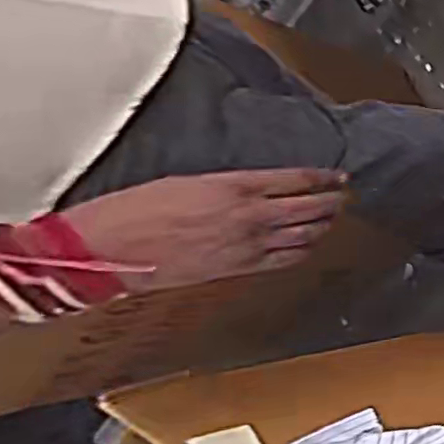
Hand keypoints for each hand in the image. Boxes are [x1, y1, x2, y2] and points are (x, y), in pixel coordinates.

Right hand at [61, 169, 347, 292]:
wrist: (101, 249)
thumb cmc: (130, 211)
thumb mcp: (185, 182)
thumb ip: (231, 186)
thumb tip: (263, 188)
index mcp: (234, 187)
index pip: (298, 179)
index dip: (325, 178)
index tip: (340, 177)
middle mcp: (252, 214)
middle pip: (314, 206)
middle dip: (335, 201)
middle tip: (343, 198)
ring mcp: (252, 241)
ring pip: (310, 232)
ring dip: (325, 224)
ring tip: (330, 219)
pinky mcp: (245, 265)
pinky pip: (292, 256)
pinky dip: (307, 248)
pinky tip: (309, 243)